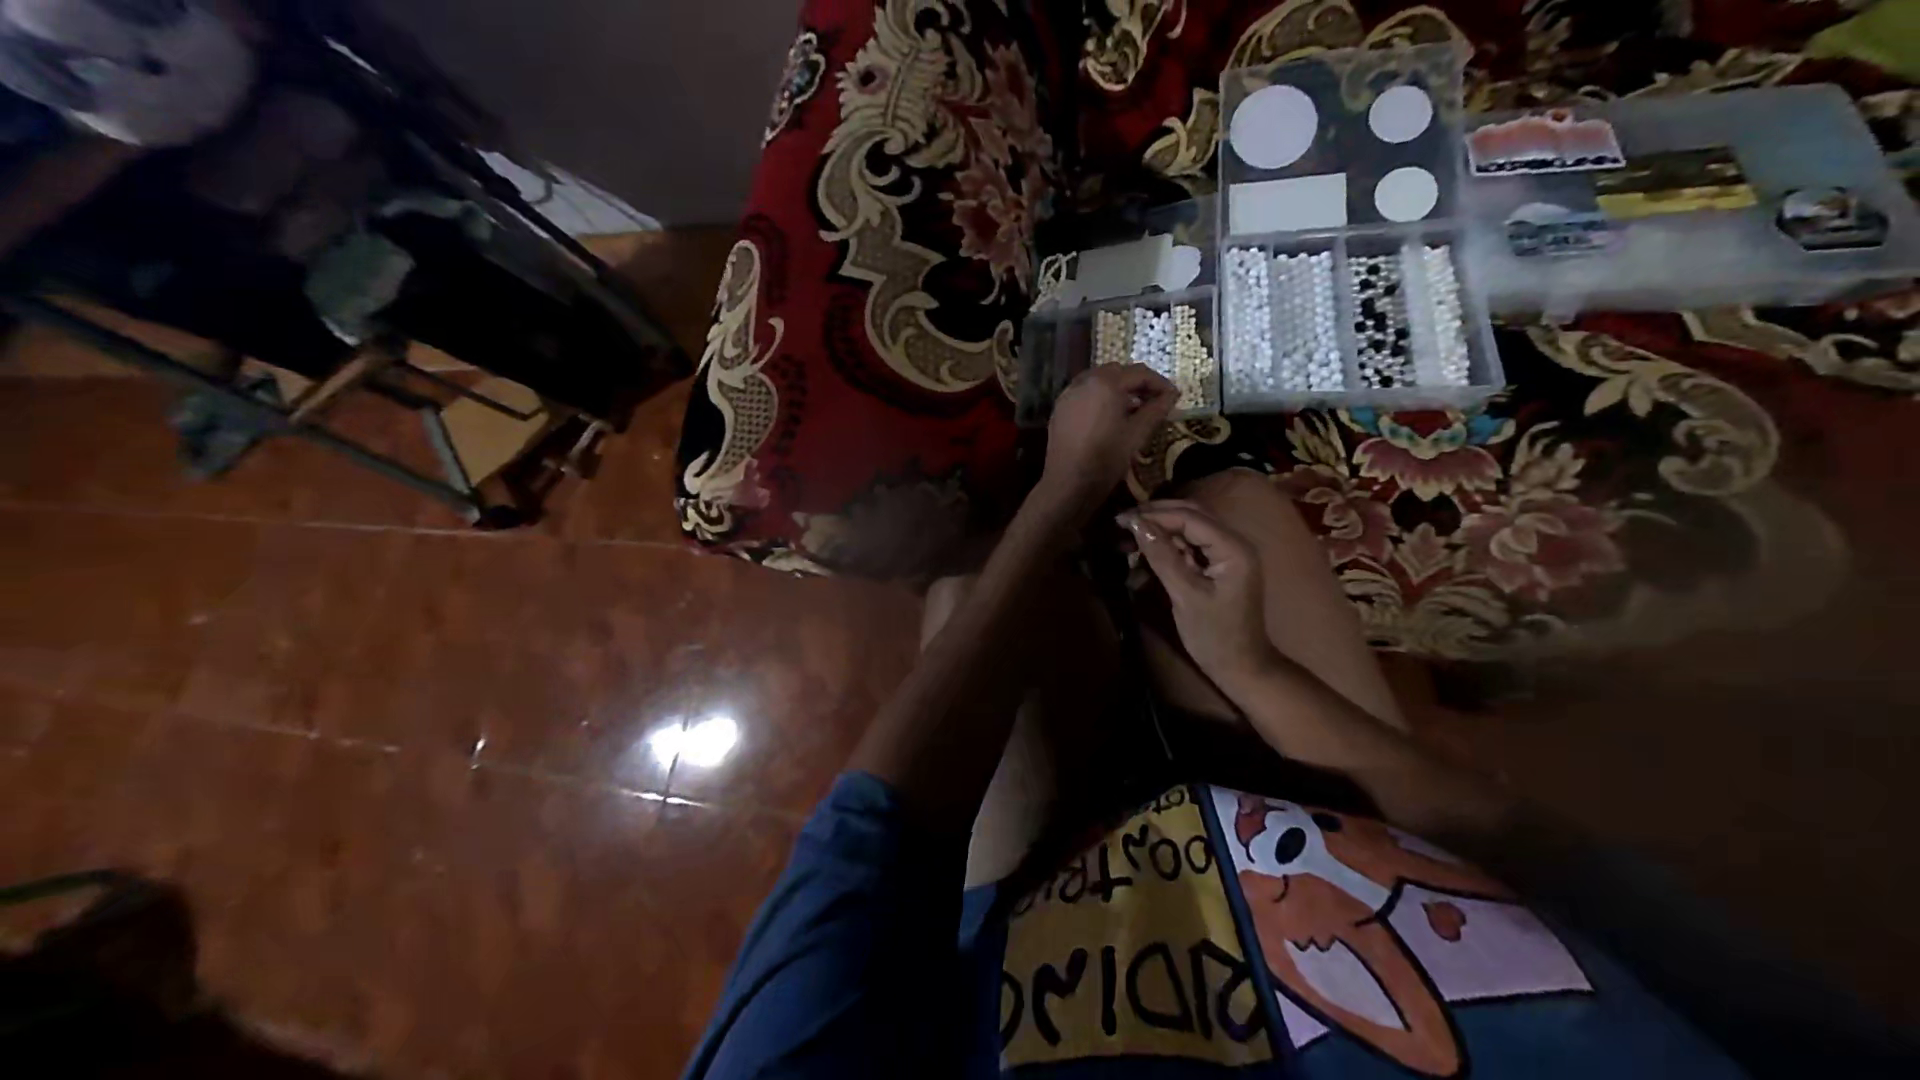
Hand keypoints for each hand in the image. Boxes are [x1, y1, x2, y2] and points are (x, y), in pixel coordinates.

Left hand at [1038, 364, 1176, 515]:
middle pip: (1117, 372)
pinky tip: (1110, 416)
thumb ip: (1156, 409)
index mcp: (1105, 384)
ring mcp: (1068, 394)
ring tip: (1134, 408)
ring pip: (1098, 380)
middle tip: (1154, 401)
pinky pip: (1084, 392)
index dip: (1159, 383)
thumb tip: (1172, 395)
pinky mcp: (1060, 408)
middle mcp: (1084, 381)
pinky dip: (1100, 396)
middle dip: (1138, 383)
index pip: (1139, 373)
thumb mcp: (1137, 434)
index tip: (1173, 396)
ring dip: (1118, 388)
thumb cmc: (1106, 458)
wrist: (1068, 483)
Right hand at [1121, 500, 1276, 689]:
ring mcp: (1226, 554)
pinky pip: (1188, 548)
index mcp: (1233, 548)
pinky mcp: (1216, 566)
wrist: (1240, 667)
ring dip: (1157, 533)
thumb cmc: (1215, 635)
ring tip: (1126, 541)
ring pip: (1187, 530)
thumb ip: (1162, 556)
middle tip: (1121, 523)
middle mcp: (1233, 543)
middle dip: (1155, 517)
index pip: (1190, 517)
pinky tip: (1142, 560)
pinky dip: (1165, 549)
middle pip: (1190, 516)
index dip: (1154, 515)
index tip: (1121, 520)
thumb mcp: (1185, 595)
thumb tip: (1136, 524)